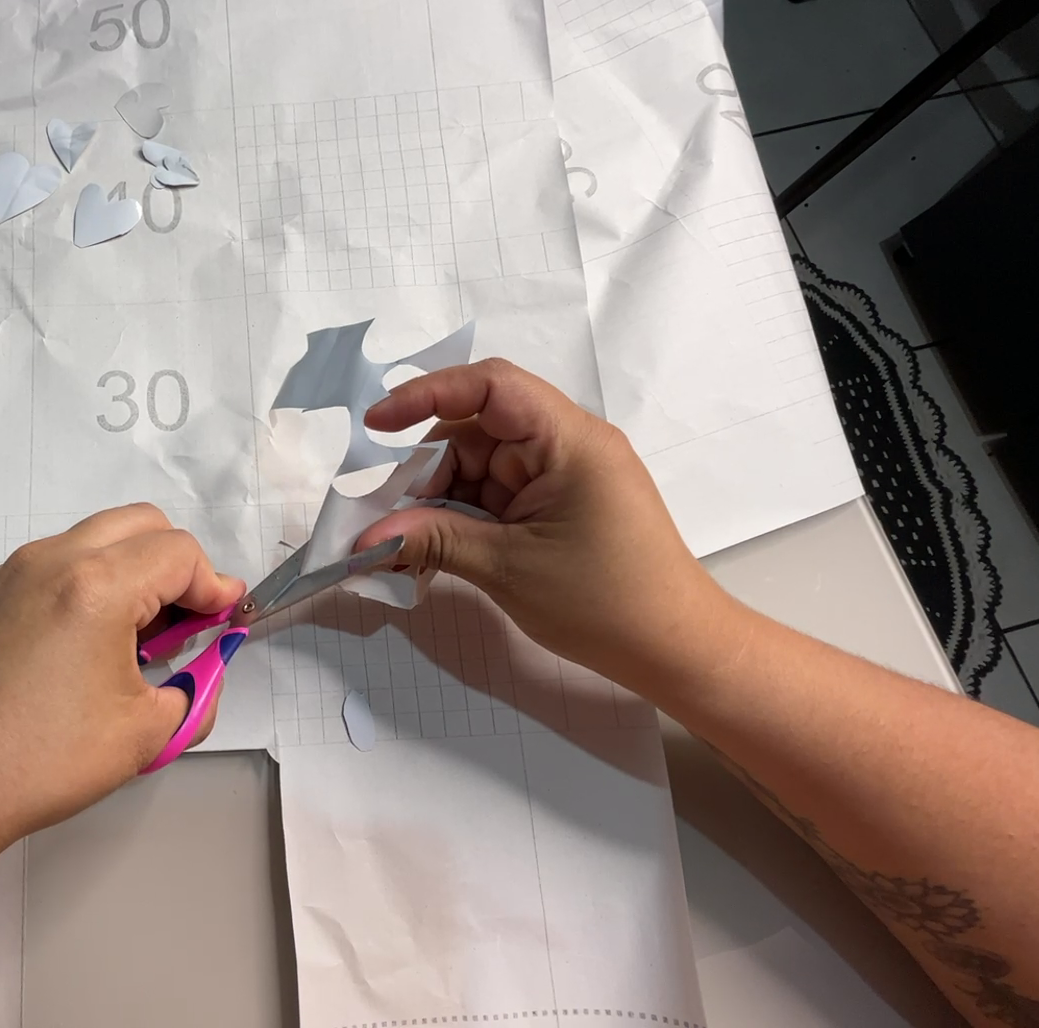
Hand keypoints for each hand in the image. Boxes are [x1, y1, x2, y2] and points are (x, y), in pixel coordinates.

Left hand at [0, 504, 244, 875]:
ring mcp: (13, 570)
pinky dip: (92, 580)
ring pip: (97, 537)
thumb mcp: (146, 735)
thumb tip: (205, 669)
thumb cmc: (41, 762)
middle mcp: (53, 558)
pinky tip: (86, 644)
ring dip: (133, 569)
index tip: (226, 618)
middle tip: (185, 621)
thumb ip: (197, 691)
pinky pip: (58, 561)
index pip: (180, 553)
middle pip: (141, 524)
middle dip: (177, 564)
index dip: (214, 584)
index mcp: (98, 584)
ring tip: (136, 636)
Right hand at [354, 359, 743, 686]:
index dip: (427, 394)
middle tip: (386, 521)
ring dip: (438, 502)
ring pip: (475, 468)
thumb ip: (432, 541)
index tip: (376, 426)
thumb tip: (364, 540)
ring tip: (405, 546)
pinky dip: (458, 518)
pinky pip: (490, 495)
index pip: (491, 387)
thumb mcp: (507, 568)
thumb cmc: (603, 603)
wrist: (674, 652)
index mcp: (567, 441)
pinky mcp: (551, 504)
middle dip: (426, 473)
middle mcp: (562, 445)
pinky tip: (432, 550)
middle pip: (473, 433)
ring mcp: (557, 476)